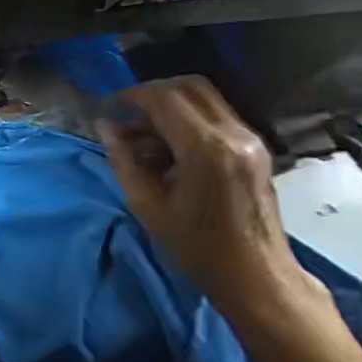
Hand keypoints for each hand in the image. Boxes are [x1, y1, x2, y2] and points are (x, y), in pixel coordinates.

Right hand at [98, 76, 317, 313]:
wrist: (255, 274)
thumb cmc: (196, 246)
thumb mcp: (147, 205)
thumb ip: (124, 160)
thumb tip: (106, 126)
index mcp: (206, 149)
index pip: (166, 98)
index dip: (133, 95)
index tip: (111, 107)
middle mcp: (234, 134)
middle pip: (190, 86)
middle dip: (153, 93)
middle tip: (127, 115)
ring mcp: (249, 139)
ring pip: (205, 98)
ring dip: (171, 106)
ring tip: (145, 136)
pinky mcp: (255, 148)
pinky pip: (216, 115)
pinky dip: (188, 119)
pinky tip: (169, 148)